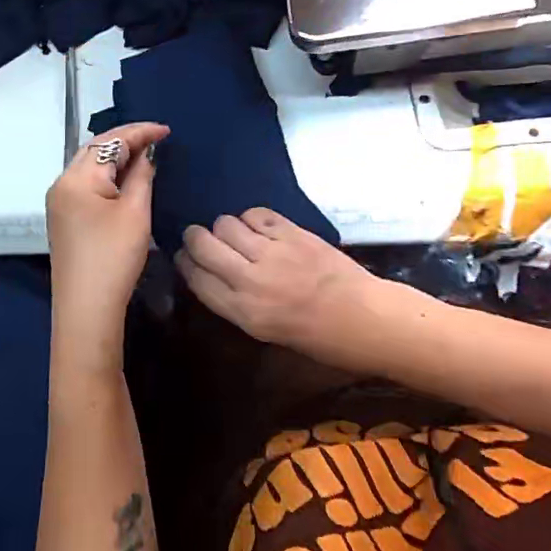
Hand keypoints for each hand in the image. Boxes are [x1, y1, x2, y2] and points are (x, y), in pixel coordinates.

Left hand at [46, 123, 170, 344]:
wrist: (87, 308)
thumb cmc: (114, 257)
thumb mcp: (135, 212)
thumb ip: (141, 176)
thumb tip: (146, 154)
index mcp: (76, 178)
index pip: (109, 142)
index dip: (139, 132)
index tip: (167, 131)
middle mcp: (61, 184)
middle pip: (94, 150)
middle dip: (125, 141)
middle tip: (156, 140)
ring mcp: (59, 203)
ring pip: (89, 168)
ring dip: (115, 159)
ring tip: (145, 155)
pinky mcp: (64, 219)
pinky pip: (86, 186)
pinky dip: (107, 177)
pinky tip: (126, 181)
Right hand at [175, 208, 419, 359]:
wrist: (366, 318)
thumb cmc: (316, 336)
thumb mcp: (263, 330)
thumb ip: (232, 302)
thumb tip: (208, 273)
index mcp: (242, 311)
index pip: (195, 276)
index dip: (184, 261)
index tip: (184, 256)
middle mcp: (250, 280)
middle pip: (202, 244)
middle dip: (194, 238)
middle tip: (200, 238)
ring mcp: (273, 253)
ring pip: (226, 224)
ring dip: (224, 227)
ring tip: (235, 235)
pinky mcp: (293, 233)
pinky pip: (255, 214)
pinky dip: (250, 218)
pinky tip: (258, 228)